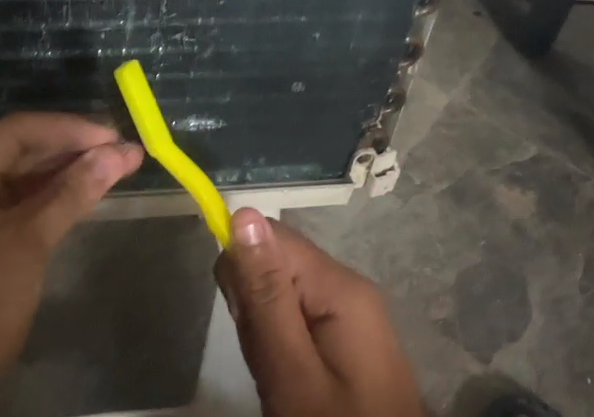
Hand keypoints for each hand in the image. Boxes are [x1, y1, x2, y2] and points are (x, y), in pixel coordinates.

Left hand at [0, 113, 143, 416]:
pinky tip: (84, 189)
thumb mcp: (25, 248)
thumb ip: (70, 194)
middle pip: (18, 149)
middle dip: (72, 148)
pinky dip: (47, 195)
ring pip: (19, 174)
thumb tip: (117, 152)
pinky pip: (13, 200)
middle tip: (125, 149)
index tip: (116, 135)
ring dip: (64, 170)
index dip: (69, 129)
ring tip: (117, 164)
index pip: (17, 131)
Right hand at [217, 207, 423, 416]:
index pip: (270, 235)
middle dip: (254, 305)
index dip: (242, 269)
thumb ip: (265, 292)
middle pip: (276, 262)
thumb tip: (243, 211)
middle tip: (266, 360)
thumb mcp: (291, 370)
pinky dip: (282, 346)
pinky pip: (299, 319)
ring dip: (265, 330)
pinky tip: (290, 383)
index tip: (240, 317)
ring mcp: (353, 314)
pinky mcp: (350, 339)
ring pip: (282, 293)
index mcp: (340, 285)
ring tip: (279, 379)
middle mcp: (350, 286)